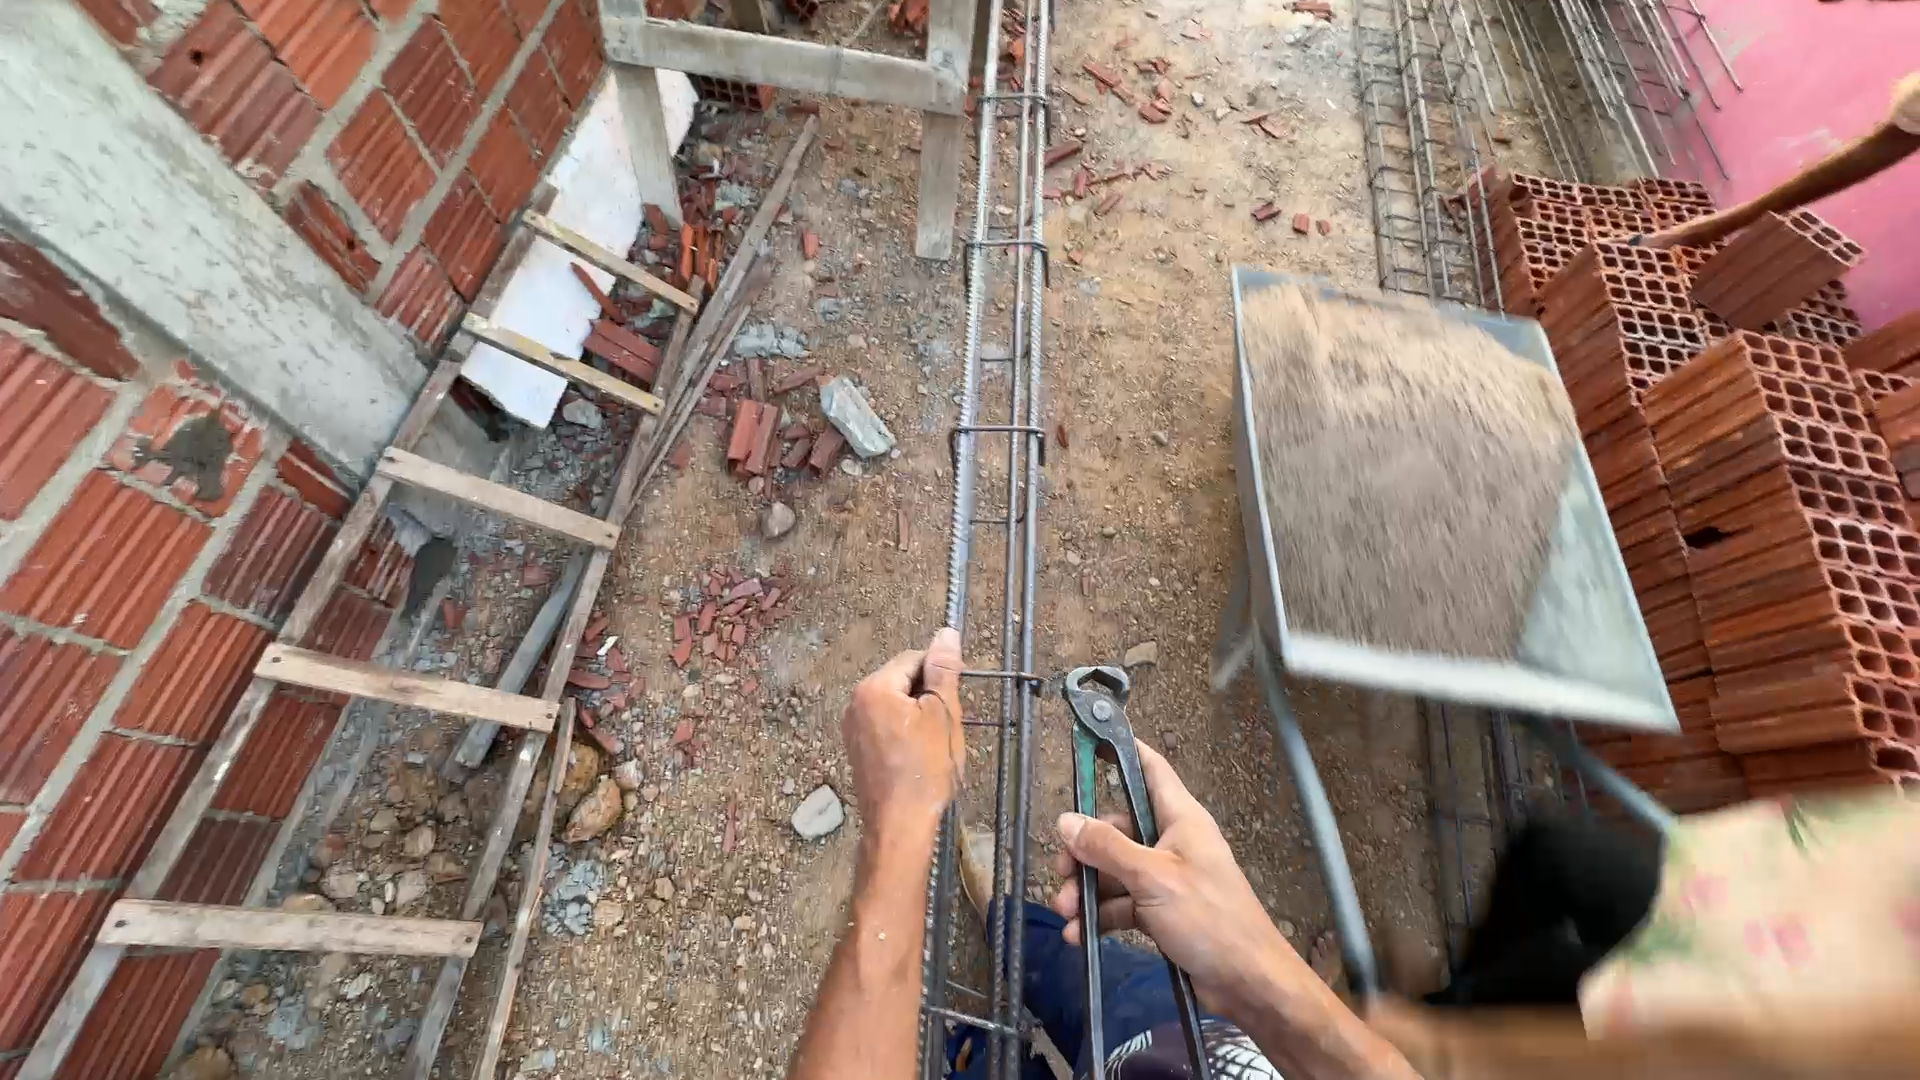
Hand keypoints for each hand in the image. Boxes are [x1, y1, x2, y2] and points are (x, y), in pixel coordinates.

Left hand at [841, 627, 965, 837]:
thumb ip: (943, 669)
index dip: (939, 673)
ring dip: (918, 712)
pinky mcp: (857, 748)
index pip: (913, 659)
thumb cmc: (925, 769)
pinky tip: (920, 754)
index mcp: (873, 688)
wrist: (900, 826)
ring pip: (895, 702)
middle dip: (927, 694)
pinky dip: (905, 729)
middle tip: (947, 724)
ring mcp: (852, 727)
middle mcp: (855, 702)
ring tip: (935, 742)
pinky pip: (885, 723)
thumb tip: (946, 633)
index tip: (956, 697)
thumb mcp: (943, 713)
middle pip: (901, 679)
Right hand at [1049, 741, 1300, 1019]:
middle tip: (1061, 870)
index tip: (1089, 742)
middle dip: (1085, 849)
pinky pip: (1123, 902)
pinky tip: (1078, 933)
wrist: (1251, 985)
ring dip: (1088, 888)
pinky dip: (1101, 915)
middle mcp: (1172, 840)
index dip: (1122, 751)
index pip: (1149, 768)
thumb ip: (1107, 847)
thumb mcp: (1152, 877)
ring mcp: (1167, 877)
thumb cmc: (1210, 918)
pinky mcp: (1163, 910)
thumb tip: (1066, 821)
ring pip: (1116, 869)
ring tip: (1065, 910)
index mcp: (1180, 817)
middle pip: (1118, 828)